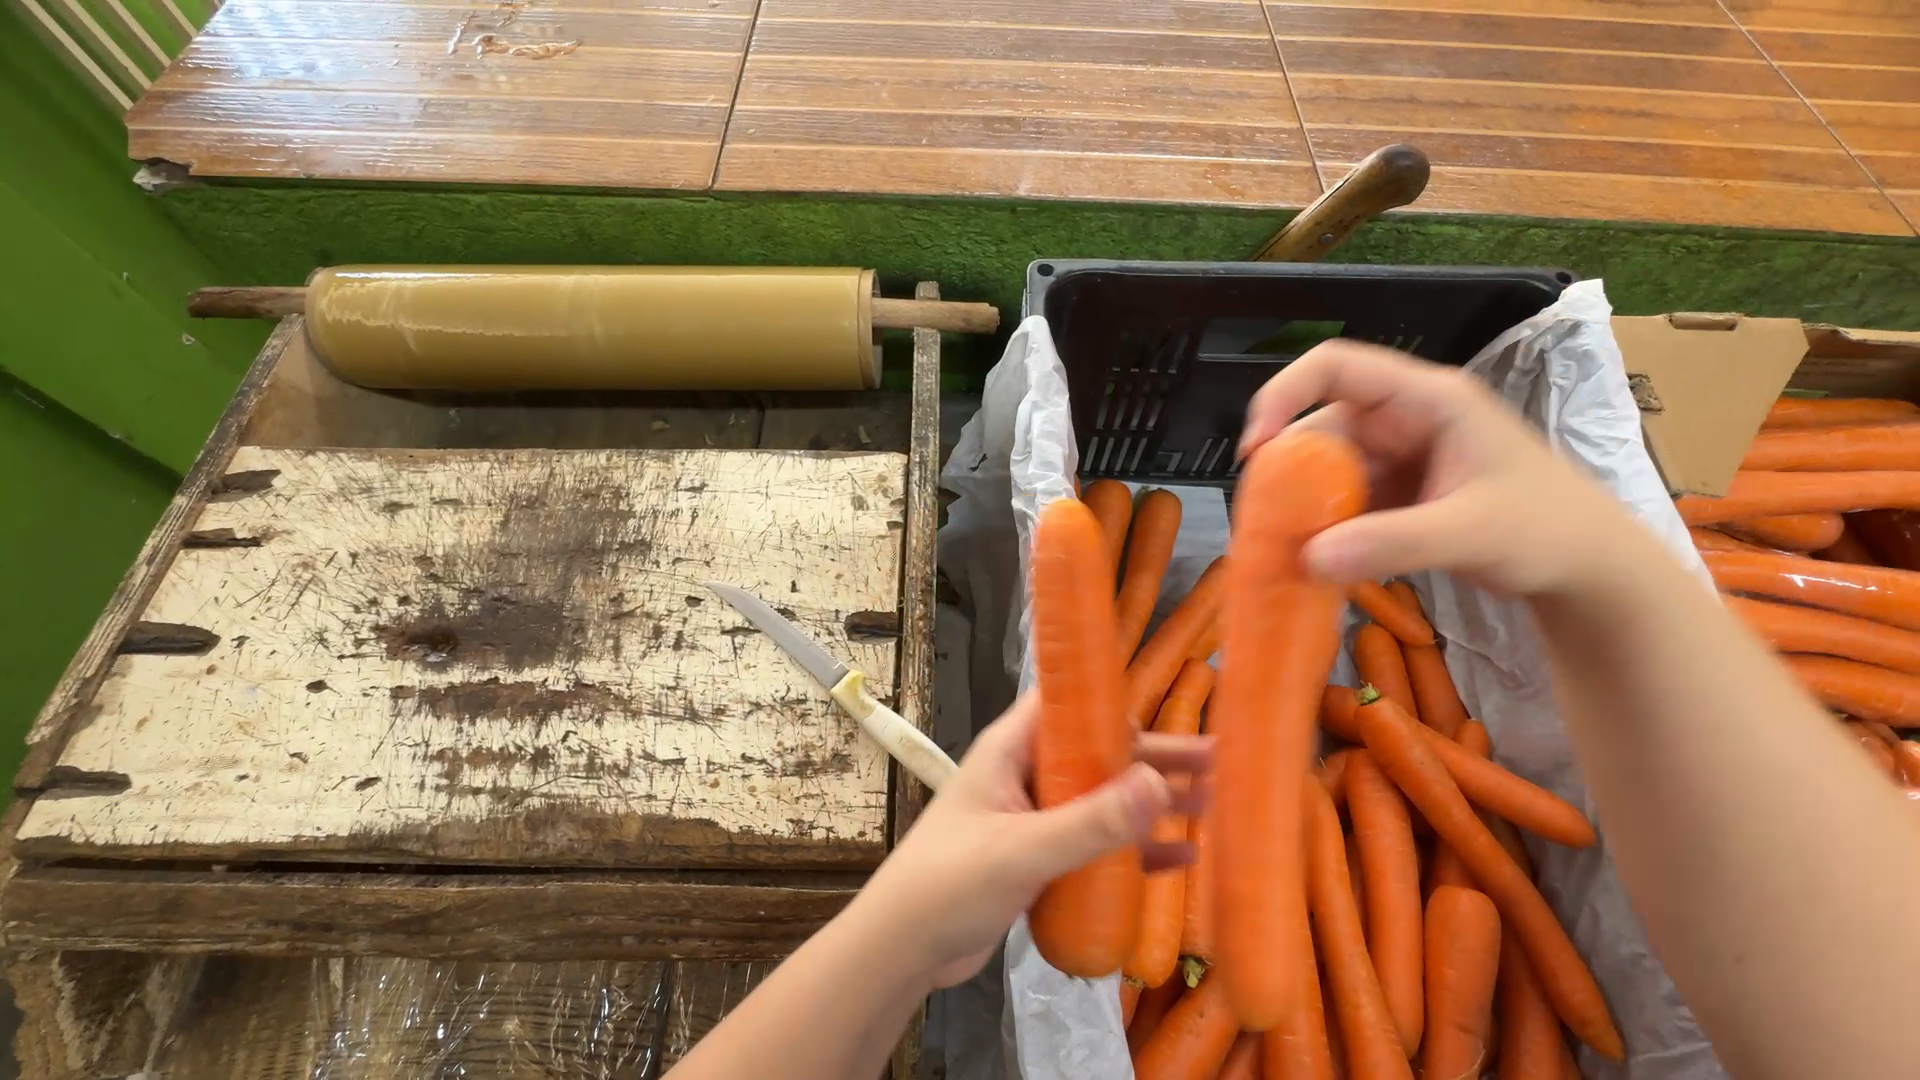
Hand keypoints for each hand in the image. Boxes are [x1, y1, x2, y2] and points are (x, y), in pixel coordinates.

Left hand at [856, 694, 1211, 988]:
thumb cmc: (950, 882)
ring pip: (1103, 797)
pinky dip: (1135, 847)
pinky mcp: (1041, 857)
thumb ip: (1089, 823)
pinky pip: (1096, 843)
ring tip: (1212, 802)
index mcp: (1012, 750)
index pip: (1067, 705)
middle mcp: (1027, 774)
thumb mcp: (1022, 851)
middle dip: (1153, 756)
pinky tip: (1181, 857)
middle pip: (1098, 753)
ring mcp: (1035, 816)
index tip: (1168, 711)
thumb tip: (1159, 783)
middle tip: (1217, 760)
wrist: (904, 947)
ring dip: (1151, 801)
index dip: (1115, 703)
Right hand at [1239, 340, 1637, 597]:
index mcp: (1426, 399)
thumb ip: (1392, 544)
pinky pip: (1337, 498)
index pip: (1336, 366)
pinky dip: (1319, 524)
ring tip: (1281, 546)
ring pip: (1322, 466)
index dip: (1284, 395)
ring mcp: (1396, 455)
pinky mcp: (1393, 490)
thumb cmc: (1548, 531)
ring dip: (1299, 503)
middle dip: (1285, 468)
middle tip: (1263, 519)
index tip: (1256, 448)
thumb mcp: (1472, 533)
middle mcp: (1402, 418)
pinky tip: (1312, 555)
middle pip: (1318, 423)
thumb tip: (1309, 558)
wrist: (1589, 568)